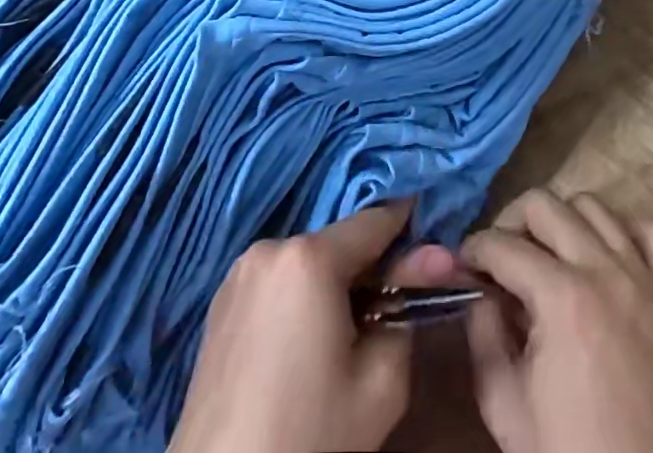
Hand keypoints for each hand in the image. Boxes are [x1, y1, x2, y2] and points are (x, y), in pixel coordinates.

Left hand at [170, 201, 460, 452]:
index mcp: (308, 258)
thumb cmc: (311, 430)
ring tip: (343, 336)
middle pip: (336, 242)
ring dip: (331, 282)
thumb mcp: (381, 383)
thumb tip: (432, 262)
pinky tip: (302, 342)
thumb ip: (406, 311)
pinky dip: (298, 294)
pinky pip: (275, 279)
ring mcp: (238, 270)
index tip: (431, 240)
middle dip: (367, 267)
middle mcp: (268, 248)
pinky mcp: (221, 297)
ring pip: (304, 261)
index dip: (406, 227)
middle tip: (389, 311)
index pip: (372, 221)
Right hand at [462, 190, 652, 452]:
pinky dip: (627, 234)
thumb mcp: (504, 401)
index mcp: (561, 297)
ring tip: (552, 259)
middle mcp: (607, 273)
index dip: (470, 251)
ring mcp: (652, 283)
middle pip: (544, 205)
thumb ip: (483, 332)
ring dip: (564, 224)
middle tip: (502, 261)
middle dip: (510, 224)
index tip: (463, 269)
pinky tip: (609, 260)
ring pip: (596, 207)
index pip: (498, 243)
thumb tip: (481, 292)